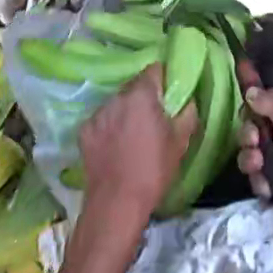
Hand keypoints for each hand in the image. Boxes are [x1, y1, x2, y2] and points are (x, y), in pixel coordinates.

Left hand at [78, 64, 196, 222]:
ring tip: (132, 134)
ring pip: (115, 103)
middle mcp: (116, 98)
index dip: (163, 78)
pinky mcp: (84, 131)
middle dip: (143, 96)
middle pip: (133, 86)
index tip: (168, 92)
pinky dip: (108, 127)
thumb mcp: (180, 142)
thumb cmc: (154, 169)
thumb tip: (188, 101)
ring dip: (124, 111)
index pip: (153, 70)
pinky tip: (114, 146)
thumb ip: (188, 114)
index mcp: (141, 95)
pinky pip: (101, 121)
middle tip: (153, 117)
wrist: (117, 202)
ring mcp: (97, 114)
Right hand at [235, 60, 272, 226]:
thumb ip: (268, 100)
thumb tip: (250, 90)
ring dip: (250, 158)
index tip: (243, 105)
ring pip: (249, 151)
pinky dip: (259, 179)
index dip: (251, 102)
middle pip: (251, 126)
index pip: (264, 99)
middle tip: (254, 140)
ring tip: (259, 164)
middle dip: (248, 134)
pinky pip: (255, 175)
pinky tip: (267, 184)